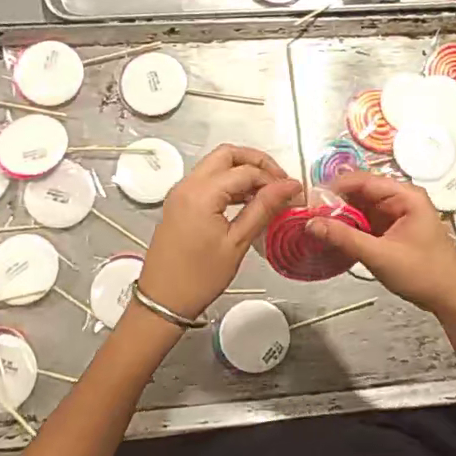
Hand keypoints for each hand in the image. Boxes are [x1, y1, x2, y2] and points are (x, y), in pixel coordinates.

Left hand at [139, 145, 300, 319]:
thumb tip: (288, 187)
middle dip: (257, 163)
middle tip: (279, 182)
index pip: (245, 171)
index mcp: (201, 193)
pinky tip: (246, 202)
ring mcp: (180, 194)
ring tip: (267, 194)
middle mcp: (187, 186)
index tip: (293, 193)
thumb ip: (263, 209)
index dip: (273, 178)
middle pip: (227, 155)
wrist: (163, 301)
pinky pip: (206, 182)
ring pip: (215, 166)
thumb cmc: (198, 278)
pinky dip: (228, 184)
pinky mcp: (178, 205)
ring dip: (242, 172)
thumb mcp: (236, 243)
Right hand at [307, 171, 455, 315]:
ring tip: (314, 226)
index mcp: (406, 196)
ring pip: (360, 208)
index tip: (308, 200)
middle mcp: (401, 199)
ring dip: (340, 217)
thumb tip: (311, 223)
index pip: (362, 181)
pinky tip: (331, 236)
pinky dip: (349, 228)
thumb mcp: (380, 255)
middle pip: (360, 193)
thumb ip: (344, 238)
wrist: (450, 297)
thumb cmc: (423, 273)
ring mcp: (396, 214)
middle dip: (334, 203)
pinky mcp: (392, 230)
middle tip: (307, 216)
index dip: (334, 188)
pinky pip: (365, 222)